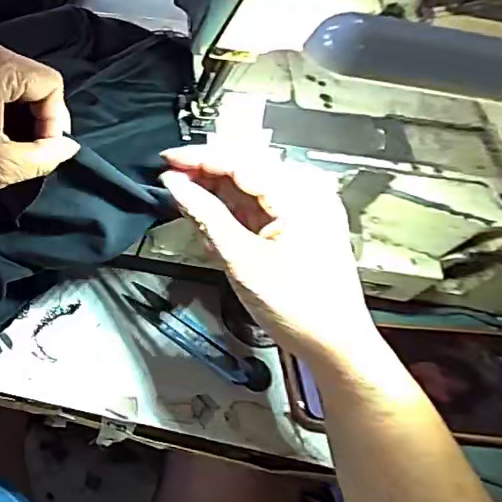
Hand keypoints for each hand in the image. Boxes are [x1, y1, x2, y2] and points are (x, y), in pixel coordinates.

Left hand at [0, 34, 80, 217]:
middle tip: (29, 153)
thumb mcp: (0, 167)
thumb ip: (44, 156)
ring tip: (8, 148)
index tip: (44, 154)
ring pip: (11, 80)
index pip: (50, 84)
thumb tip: (68, 148)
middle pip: (32, 78)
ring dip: (17, 113)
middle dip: (37, 117)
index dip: (55, 122)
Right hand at [160, 145, 375, 360]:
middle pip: (245, 165)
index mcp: (299, 196)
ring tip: (183, 196)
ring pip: (248, 183)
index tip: (168, 159)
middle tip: (169, 175)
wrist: (334, 344)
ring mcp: (303, 208)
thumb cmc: (301, 308)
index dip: (198, 157)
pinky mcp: (297, 224)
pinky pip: (256, 202)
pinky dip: (229, 206)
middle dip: (204, 169)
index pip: (240, 160)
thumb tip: (177, 186)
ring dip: (214, 188)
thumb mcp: (240, 259)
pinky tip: (207, 215)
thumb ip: (205, 216)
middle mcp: (306, 194)